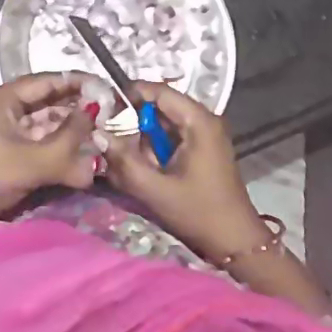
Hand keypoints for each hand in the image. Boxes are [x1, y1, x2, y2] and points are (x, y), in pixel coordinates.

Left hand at [0, 73, 100, 228]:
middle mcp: (4, 107)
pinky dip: (61, 144)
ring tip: (100, 133)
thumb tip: (96, 112)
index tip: (105, 89)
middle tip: (108, 113)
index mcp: (3, 98)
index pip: (48, 81)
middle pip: (49, 100)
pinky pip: (41, 139)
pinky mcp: (9, 149)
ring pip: (47, 121)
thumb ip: (70, 136)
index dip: (79, 83)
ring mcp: (6, 129)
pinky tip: (83, 151)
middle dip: (78, 108)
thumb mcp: (35, 160)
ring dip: (72, 128)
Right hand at [103, 82, 268, 259]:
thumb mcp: (155, 189)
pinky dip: (158, 148)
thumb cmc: (198, 212)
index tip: (104, 104)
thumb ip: (123, 161)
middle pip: (162, 107)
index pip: (160, 91)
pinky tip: (148, 169)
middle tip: (111, 137)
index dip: (131, 93)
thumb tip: (97, 134)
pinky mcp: (205, 148)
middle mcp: (205, 120)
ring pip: (166, 123)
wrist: (234, 239)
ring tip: (131, 160)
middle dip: (136, 121)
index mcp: (198, 121)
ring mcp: (207, 134)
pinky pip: (174, 137)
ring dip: (147, 139)